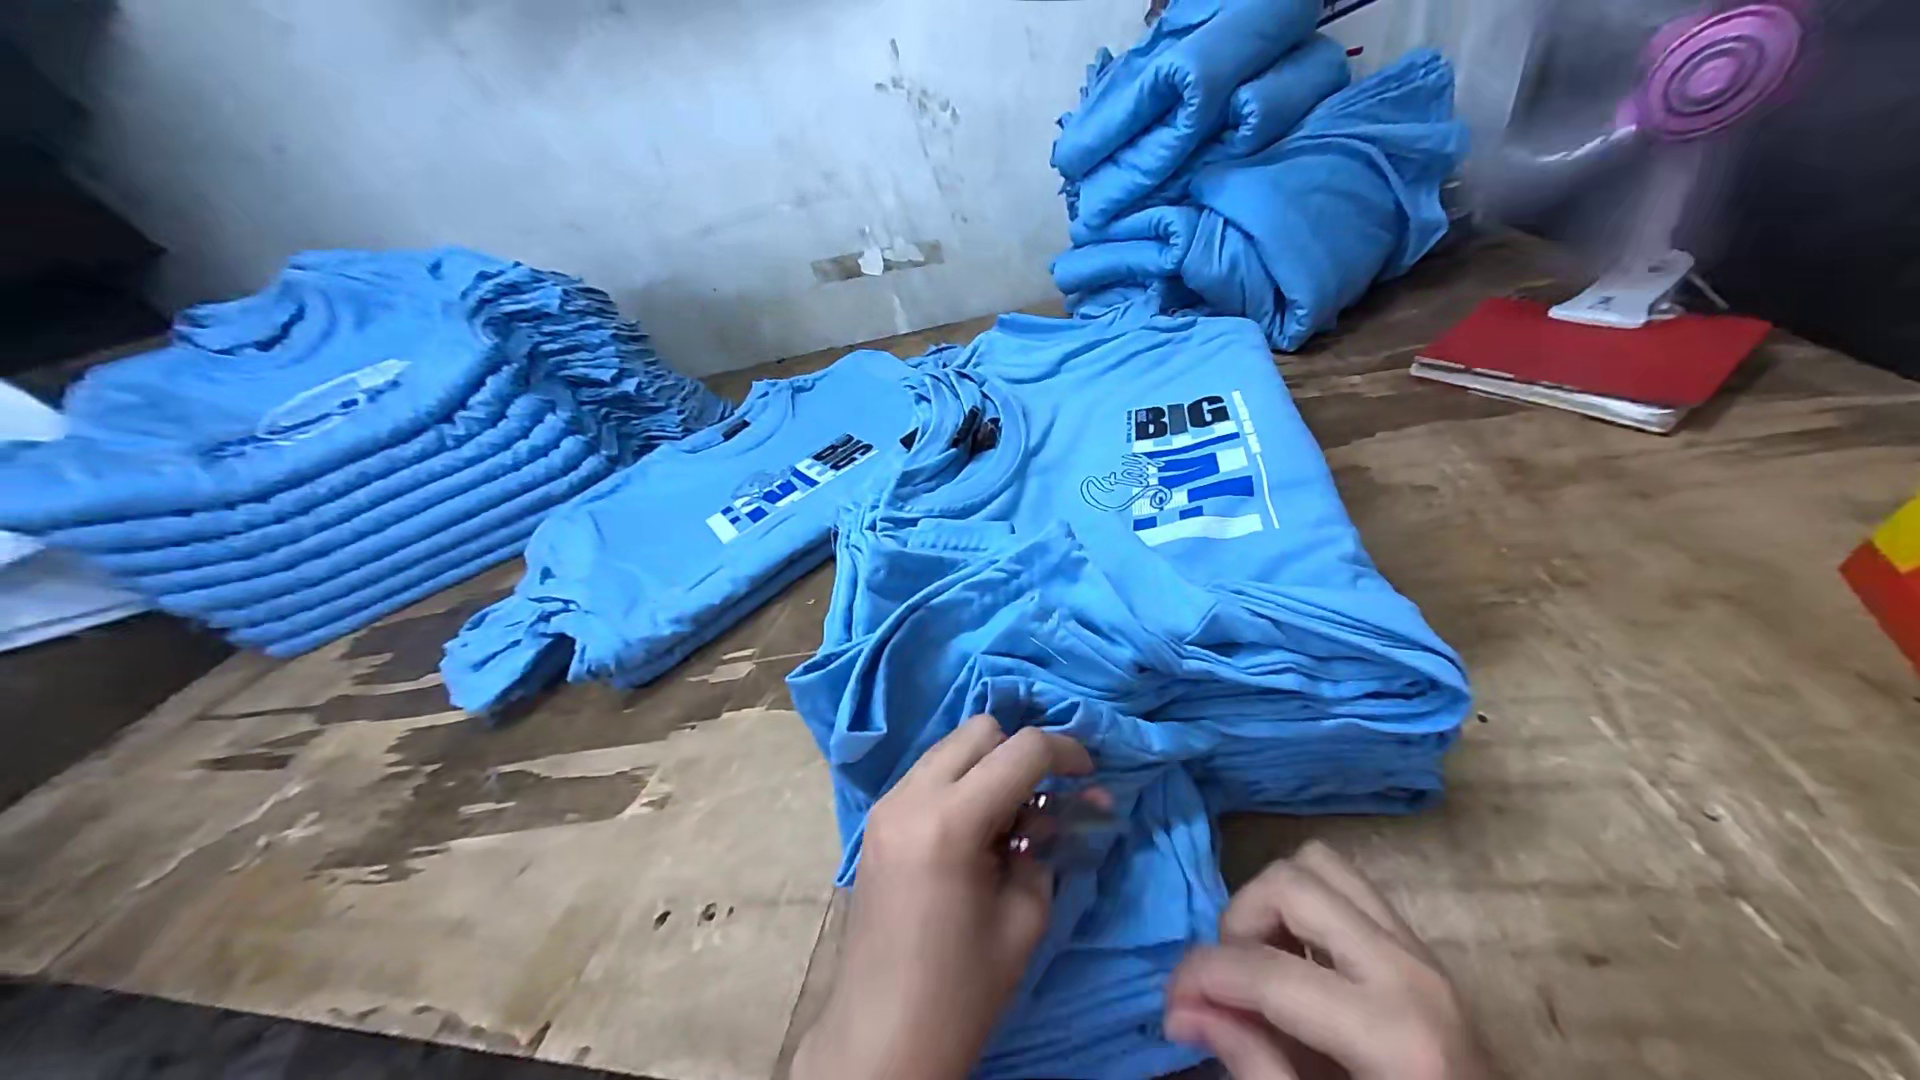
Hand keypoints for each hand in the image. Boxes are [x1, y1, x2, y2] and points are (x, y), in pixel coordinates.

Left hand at [792, 714, 1094, 1079]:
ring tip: (1008, 818)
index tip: (1088, 774)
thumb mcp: (1025, 917)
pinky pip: (928, 773)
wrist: (882, 1035)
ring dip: (989, 765)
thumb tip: (1060, 810)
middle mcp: (911, 796)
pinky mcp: (876, 818)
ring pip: (951, 745)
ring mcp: (886, 803)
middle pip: (981, 730)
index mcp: (951, 821)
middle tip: (1044, 798)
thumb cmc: (963, 989)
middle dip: (1021, 753)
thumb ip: (1046, 848)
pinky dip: (960, 782)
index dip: (1066, 751)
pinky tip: (974, 831)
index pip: (1022, 749)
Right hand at [1165, 841, 1492, 1079]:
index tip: (1173, 1008)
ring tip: (1264, 959)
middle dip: (1238, 923)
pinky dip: (1305, 902)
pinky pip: (1346, 884)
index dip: (1199, 979)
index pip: (1263, 970)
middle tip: (1229, 982)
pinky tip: (1298, 956)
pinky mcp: (1420, 946)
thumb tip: (1185, 1011)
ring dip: (1273, 900)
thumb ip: (1254, 1066)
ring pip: (1318, 863)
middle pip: (1289, 883)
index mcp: (1394, 1035)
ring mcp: (1420, 950)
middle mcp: (1409, 971)